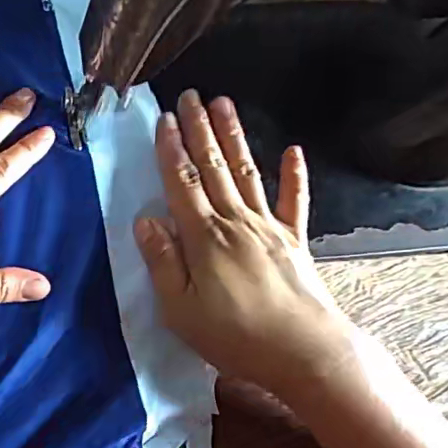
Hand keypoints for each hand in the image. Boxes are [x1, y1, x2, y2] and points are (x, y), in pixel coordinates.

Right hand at [136, 90, 356, 399]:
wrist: (302, 351)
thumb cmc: (231, 336)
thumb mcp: (180, 308)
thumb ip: (163, 262)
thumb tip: (145, 220)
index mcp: (203, 238)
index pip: (182, 184)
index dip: (171, 150)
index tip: (163, 120)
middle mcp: (236, 223)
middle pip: (213, 168)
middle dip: (200, 130)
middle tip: (191, 96)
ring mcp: (268, 229)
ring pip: (246, 174)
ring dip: (234, 138)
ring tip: (225, 105)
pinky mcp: (294, 242)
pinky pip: (294, 202)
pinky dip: (294, 175)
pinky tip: (292, 151)